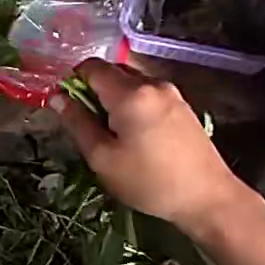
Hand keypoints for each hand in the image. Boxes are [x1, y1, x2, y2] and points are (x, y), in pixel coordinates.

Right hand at [46, 59, 248, 230]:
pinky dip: (133, 104)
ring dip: (114, 98)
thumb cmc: (149, 182)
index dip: (73, 80)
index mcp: (130, 93)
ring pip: (131, 82)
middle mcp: (152, 83)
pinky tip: (135, 134)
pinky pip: (148, 94)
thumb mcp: (103, 158)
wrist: (207, 197)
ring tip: (111, 132)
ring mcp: (171, 93)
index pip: (92, 67)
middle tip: (87, 122)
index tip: (66, 104)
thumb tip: (58, 97)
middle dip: (94, 89)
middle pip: (113, 71)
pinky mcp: (182, 106)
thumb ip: (77, 123)